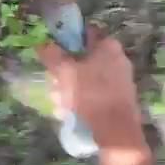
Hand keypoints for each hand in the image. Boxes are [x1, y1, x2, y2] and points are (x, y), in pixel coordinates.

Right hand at [37, 32, 145, 153]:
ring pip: (88, 78)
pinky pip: (95, 94)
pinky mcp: (120, 100)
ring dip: (70, 88)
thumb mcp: (65, 71)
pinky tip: (69, 112)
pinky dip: (82, 100)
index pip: (85, 32)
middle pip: (84, 58)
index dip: (67, 39)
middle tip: (53, 82)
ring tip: (58, 102)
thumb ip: (52, 54)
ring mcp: (121, 80)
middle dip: (65, 71)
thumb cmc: (90, 94)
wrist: (117, 132)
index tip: (54, 51)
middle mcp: (118, 59)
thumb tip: (43, 44)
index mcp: (109, 45)